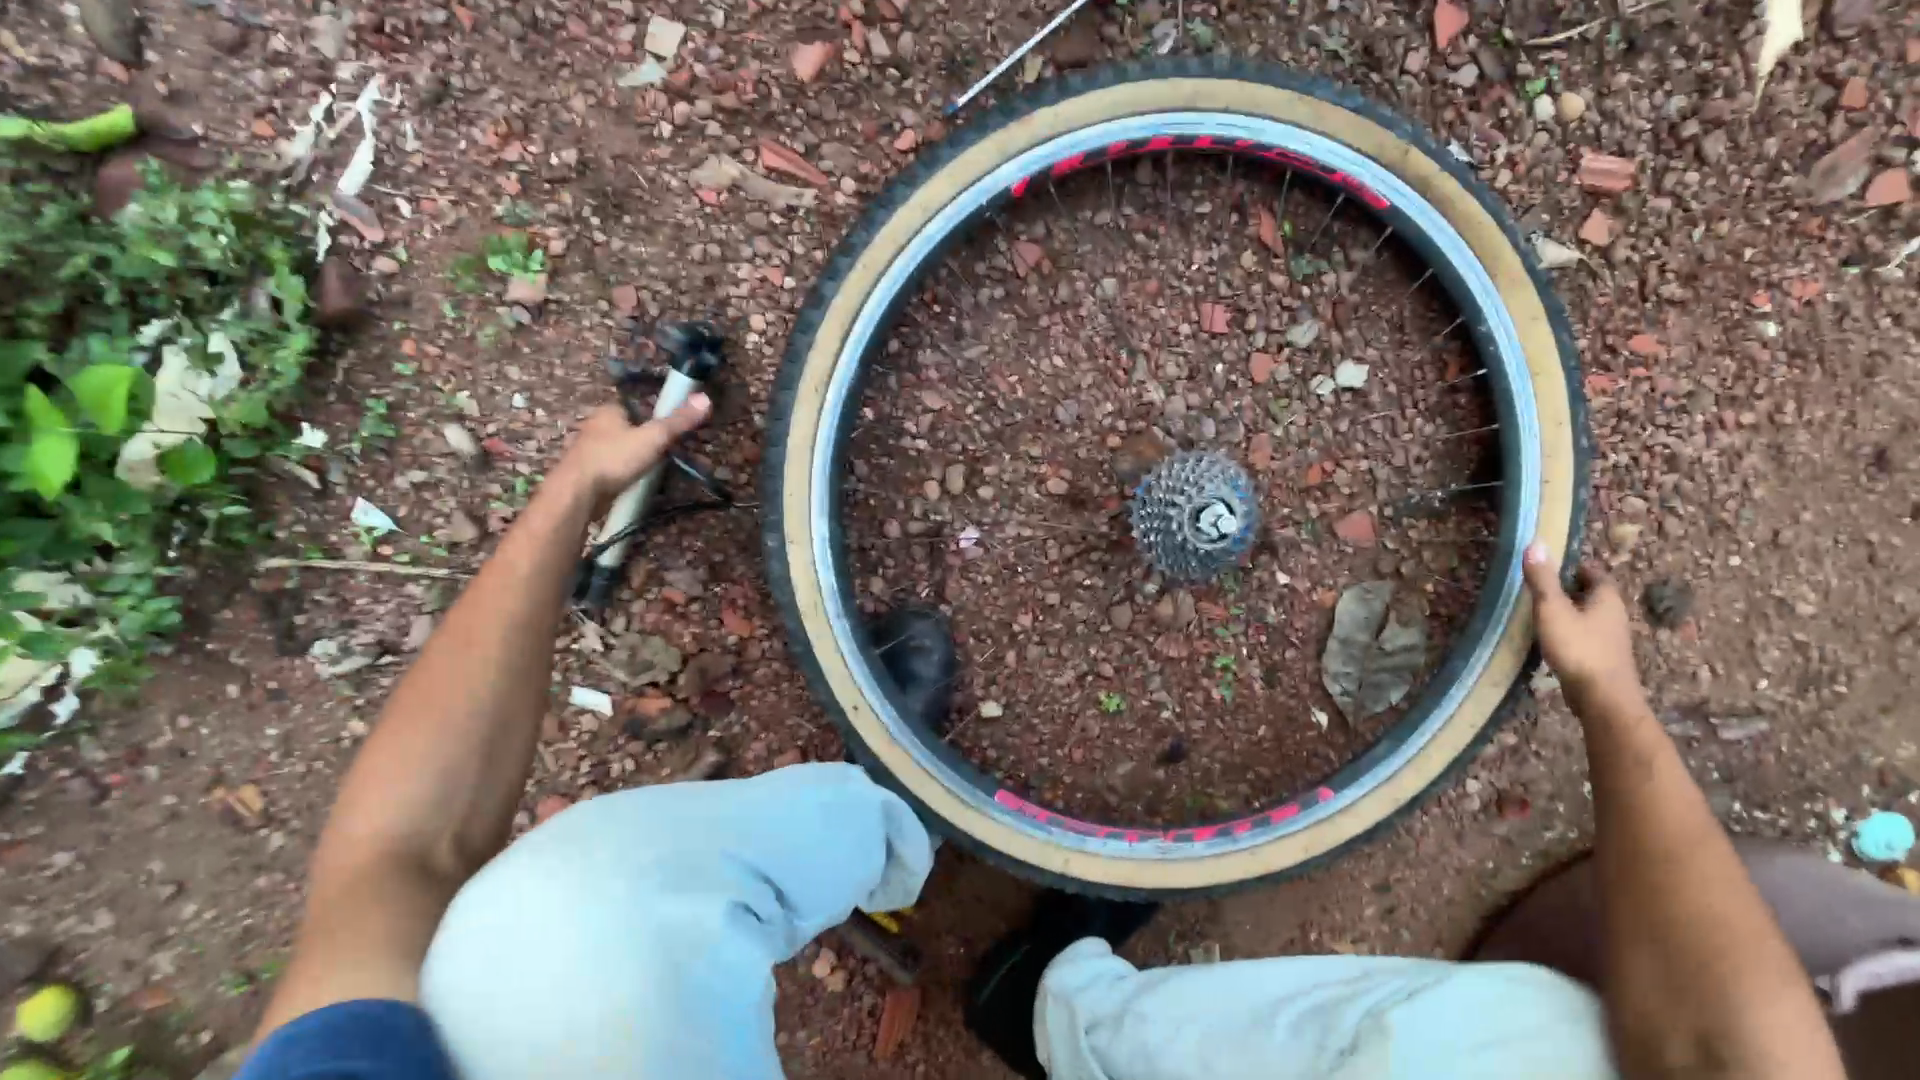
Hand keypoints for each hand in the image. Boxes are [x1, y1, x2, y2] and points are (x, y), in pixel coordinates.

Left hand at [553, 397, 710, 511]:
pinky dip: (626, 473)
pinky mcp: (588, 471)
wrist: (577, 493)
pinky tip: (635, 482)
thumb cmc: (615, 458)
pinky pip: (614, 467)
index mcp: (610, 410)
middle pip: (631, 429)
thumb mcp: (653, 438)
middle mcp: (597, 425)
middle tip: (669, 455)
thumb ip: (678, 421)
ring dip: (637, 459)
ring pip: (622, 449)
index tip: (672, 433)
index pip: (638, 407)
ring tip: (655, 472)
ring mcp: (590, 449)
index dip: (656, 418)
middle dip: (649, 441)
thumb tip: (705, 398)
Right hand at [1522, 540, 1645, 713]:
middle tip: (1539, 586)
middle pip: (1593, 594)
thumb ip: (1542, 579)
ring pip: (1589, 615)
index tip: (1549, 566)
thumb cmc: (1578, 648)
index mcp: (1606, 598)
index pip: (1594, 573)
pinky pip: (1585, 635)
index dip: (1574, 567)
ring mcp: (1610, 638)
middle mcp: (1614, 615)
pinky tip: (1550, 639)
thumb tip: (1535, 543)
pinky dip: (1570, 631)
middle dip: (1570, 588)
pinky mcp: (1602, 657)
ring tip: (1540, 611)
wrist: (1602, 697)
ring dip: (1569, 611)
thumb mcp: (1553, 609)